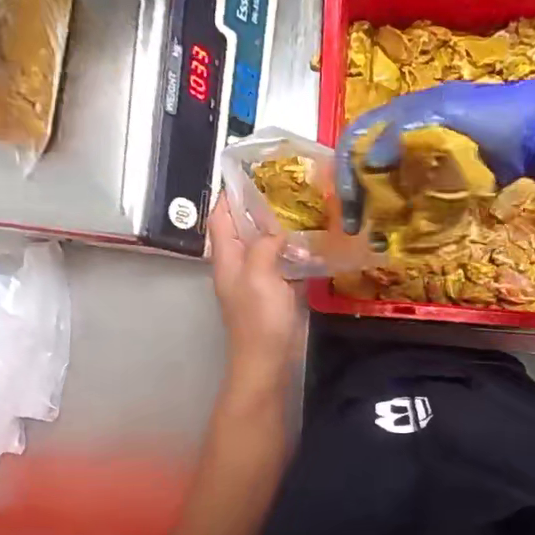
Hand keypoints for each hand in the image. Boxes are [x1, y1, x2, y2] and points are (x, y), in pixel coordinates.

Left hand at [208, 198, 299, 390]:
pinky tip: (314, 244)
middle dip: (261, 207)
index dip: (230, 194)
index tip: (250, 170)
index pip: (221, 217)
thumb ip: (265, 245)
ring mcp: (258, 282)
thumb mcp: (259, 275)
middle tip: (288, 185)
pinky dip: (294, 253)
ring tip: (305, 208)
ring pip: (266, 246)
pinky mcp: (275, 295)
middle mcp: (239, 266)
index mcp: (227, 259)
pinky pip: (283, 265)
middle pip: (244, 228)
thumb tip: (277, 229)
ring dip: (281, 229)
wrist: (267, 363)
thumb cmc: (259, 321)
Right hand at [336, 77, 534, 232]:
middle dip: (359, 199)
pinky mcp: (442, 183)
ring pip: (388, 190)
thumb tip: (368, 161)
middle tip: (359, 229)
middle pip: (367, 170)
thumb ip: (402, 133)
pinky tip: (405, 235)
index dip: (344, 171)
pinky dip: (404, 220)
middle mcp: (406, 139)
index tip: (348, 205)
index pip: (355, 141)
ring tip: (381, 239)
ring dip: (379, 215)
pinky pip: (413, 203)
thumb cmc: (491, 117)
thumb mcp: (443, 112)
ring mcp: (424, 163)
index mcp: (401, 116)